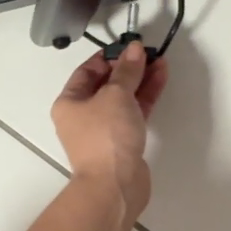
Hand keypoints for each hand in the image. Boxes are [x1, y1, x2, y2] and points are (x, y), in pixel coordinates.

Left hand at [51, 43, 168, 218]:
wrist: (115, 185)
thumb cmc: (106, 136)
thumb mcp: (116, 95)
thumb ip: (127, 70)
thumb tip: (134, 49)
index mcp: (69, 103)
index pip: (87, 71)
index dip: (108, 55)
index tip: (129, 45)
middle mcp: (82, 116)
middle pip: (106, 84)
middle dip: (128, 68)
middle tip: (149, 52)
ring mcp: (103, 131)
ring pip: (122, 99)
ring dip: (140, 81)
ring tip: (160, 62)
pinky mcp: (122, 143)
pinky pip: (133, 113)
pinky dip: (145, 98)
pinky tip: (160, 80)